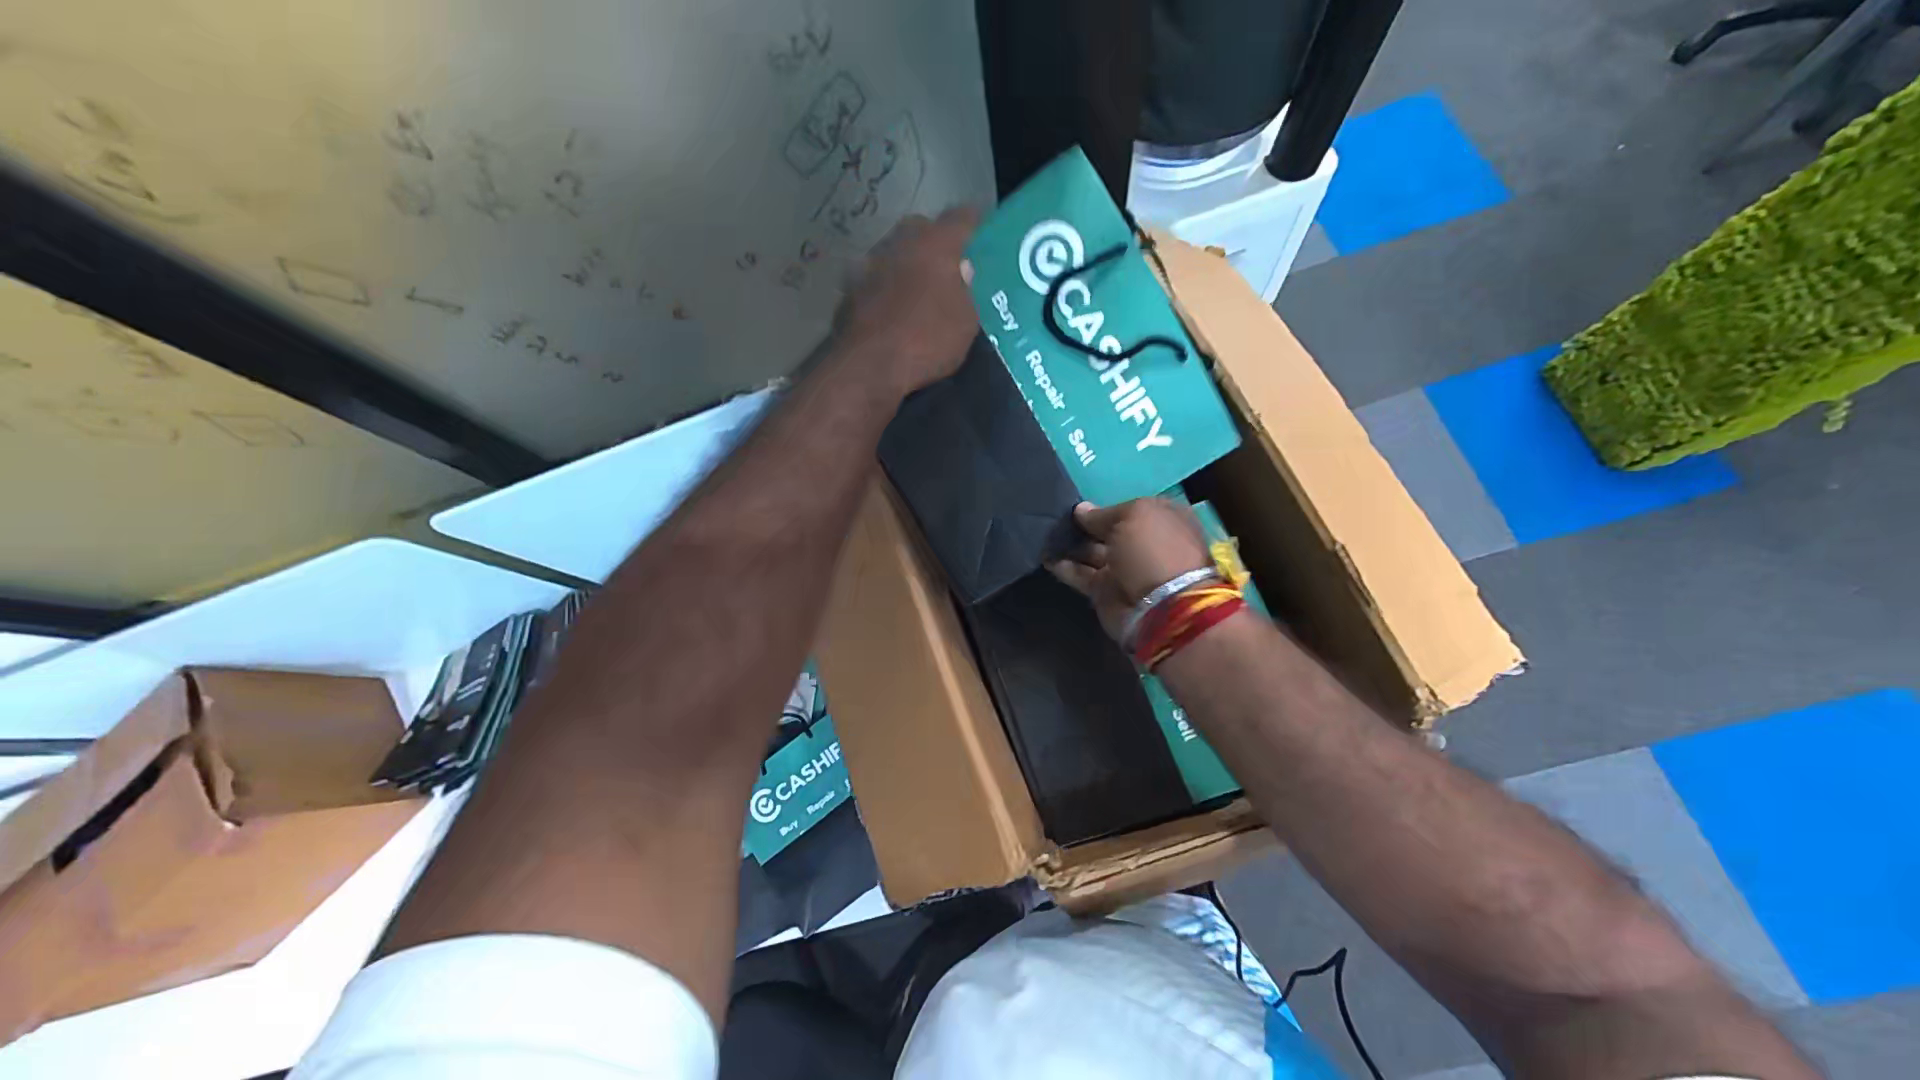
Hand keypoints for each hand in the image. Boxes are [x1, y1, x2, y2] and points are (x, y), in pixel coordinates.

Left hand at [833, 206, 981, 393]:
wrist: (868, 366)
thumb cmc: (927, 340)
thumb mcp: (965, 322)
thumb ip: (966, 291)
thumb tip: (962, 271)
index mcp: (935, 243)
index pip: (961, 217)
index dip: (975, 224)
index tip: (983, 234)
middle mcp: (900, 242)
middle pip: (921, 229)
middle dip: (935, 242)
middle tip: (947, 265)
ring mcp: (868, 263)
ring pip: (894, 252)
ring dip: (906, 264)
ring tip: (918, 288)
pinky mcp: (848, 288)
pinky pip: (875, 280)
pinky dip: (886, 288)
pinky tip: (892, 309)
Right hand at [1049, 498, 1212, 640]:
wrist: (1158, 608)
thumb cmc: (1152, 551)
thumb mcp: (1133, 517)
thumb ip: (1104, 513)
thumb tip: (1081, 510)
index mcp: (1162, 521)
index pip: (1132, 509)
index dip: (1109, 506)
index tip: (1083, 503)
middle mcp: (1144, 544)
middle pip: (1110, 532)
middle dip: (1087, 525)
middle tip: (1058, 516)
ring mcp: (1124, 570)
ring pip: (1093, 553)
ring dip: (1071, 545)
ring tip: (1046, 534)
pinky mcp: (1105, 592)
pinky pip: (1081, 575)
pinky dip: (1064, 567)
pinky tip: (1046, 557)